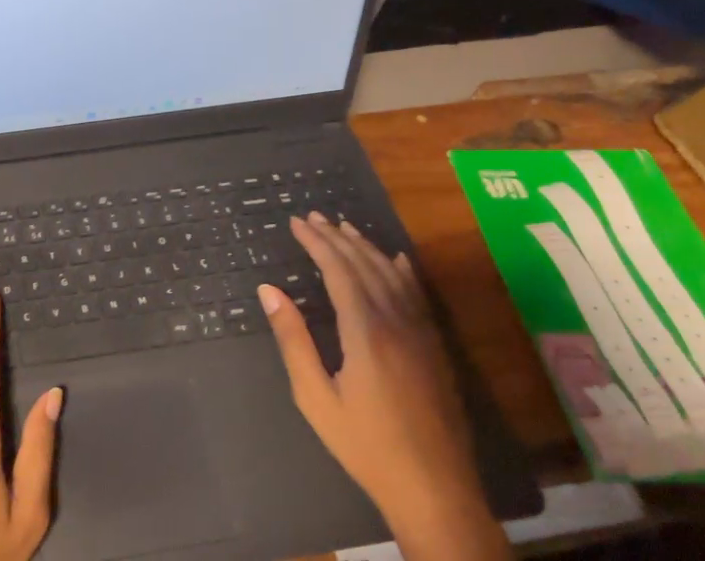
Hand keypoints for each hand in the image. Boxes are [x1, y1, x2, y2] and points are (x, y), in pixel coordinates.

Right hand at [258, 215, 507, 559]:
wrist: (434, 487)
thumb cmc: (365, 445)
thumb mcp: (316, 397)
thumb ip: (294, 340)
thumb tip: (269, 291)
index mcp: (365, 332)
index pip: (338, 271)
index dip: (317, 243)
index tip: (297, 222)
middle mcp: (397, 322)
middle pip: (366, 266)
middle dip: (337, 238)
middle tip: (313, 217)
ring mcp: (421, 334)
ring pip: (393, 276)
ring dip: (367, 248)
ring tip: (344, 228)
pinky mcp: (435, 348)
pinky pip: (417, 295)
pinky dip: (402, 271)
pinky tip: (396, 260)